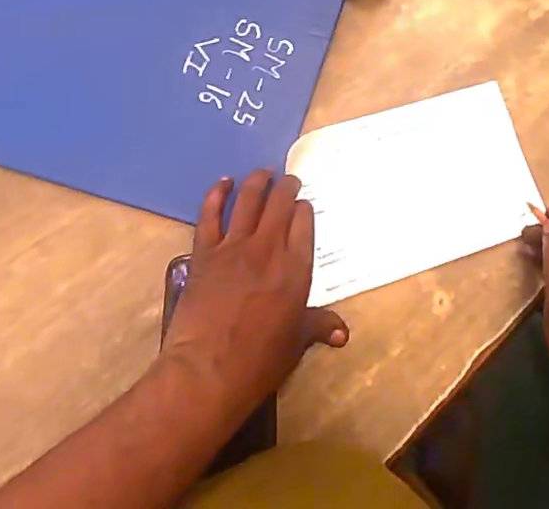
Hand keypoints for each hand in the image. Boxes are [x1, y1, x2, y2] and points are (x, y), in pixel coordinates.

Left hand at [159, 171, 348, 420]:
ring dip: (259, 180)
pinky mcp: (205, 253)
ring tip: (264, 173)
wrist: (205, 375)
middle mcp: (268, 248)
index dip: (304, 209)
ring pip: (249, 198)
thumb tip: (343, 333)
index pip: (304, 221)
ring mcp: (234, 247)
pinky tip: (224, 183)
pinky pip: (210, 214)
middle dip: (288, 185)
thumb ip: (319, 326)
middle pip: (281, 201)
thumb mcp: (296, 343)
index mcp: (296, 268)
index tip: (303, 208)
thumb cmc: (258, 363)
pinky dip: (217, 194)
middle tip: (290, 181)